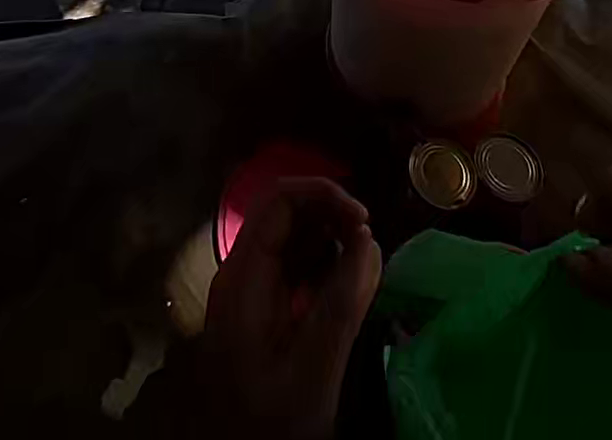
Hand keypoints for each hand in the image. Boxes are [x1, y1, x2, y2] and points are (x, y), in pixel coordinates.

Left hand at [200, 177, 381, 438]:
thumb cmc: (272, 422)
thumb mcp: (314, 366)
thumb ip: (343, 298)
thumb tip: (368, 237)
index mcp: (243, 277)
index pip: (279, 200)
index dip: (324, 194)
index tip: (363, 220)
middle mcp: (243, 271)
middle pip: (288, 208)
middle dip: (333, 212)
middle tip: (367, 238)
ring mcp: (253, 286)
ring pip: (296, 231)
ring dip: (334, 234)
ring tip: (362, 264)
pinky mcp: (267, 302)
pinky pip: (300, 259)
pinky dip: (329, 258)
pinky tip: (347, 283)